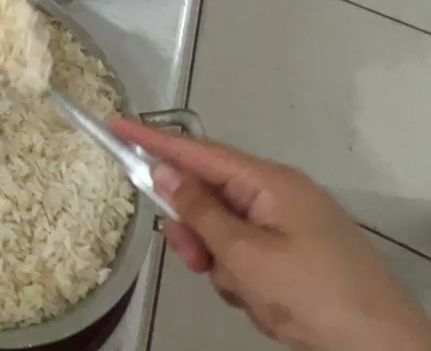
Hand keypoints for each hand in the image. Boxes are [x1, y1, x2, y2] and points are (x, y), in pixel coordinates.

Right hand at [110, 118, 430, 350]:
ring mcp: (299, 229)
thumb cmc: (316, 298)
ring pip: (228, 230)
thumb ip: (198, 209)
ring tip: (245, 293)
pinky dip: (247, 277)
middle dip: (196, 228)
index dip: (151, 139)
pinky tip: (267, 306)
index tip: (114, 123)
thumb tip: (165, 170)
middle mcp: (284, 196)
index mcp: (272, 184)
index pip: (196, 151)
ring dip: (223, 261)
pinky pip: (253, 253)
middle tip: (191, 256)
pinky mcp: (308, 259)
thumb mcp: (244, 254)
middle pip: (211, 194)